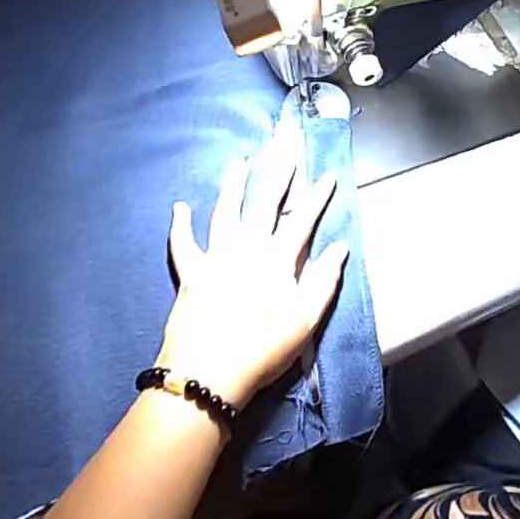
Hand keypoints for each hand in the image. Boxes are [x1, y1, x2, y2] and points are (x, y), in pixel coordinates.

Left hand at [157, 146, 346, 408]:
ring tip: (239, 162)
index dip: (317, 195)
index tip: (327, 172)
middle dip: (278, 170)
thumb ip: (324, 279)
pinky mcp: (190, 274)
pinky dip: (180, 226)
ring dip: (234, 185)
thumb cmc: (264, 348)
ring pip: (226, 211)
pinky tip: (180, 207)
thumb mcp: (306, 318)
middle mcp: (247, 248)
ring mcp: (216, 257)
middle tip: (284, 143)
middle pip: (265, 201)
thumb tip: (339, 246)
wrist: (207, 375)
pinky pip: (183, 244)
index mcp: (278, 258)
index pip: (303, 218)